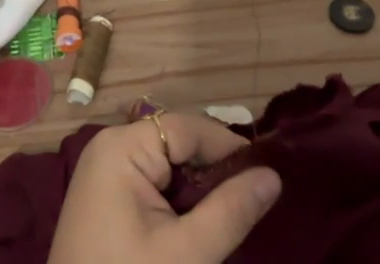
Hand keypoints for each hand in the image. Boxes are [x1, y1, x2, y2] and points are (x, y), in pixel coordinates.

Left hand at [46, 112, 280, 263]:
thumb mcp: (187, 252)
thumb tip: (274, 174)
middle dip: (214, 173)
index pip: (188, 128)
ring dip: (199, 192)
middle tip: (251, 205)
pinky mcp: (107, 197)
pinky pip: (153, 184)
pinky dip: (178, 203)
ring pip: (169, 166)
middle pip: (178, 143)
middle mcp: (110, 147)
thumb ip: (231, 210)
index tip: (269, 177)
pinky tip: (198, 228)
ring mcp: (105, 172)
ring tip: (230, 219)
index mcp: (122, 146)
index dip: (229, 148)